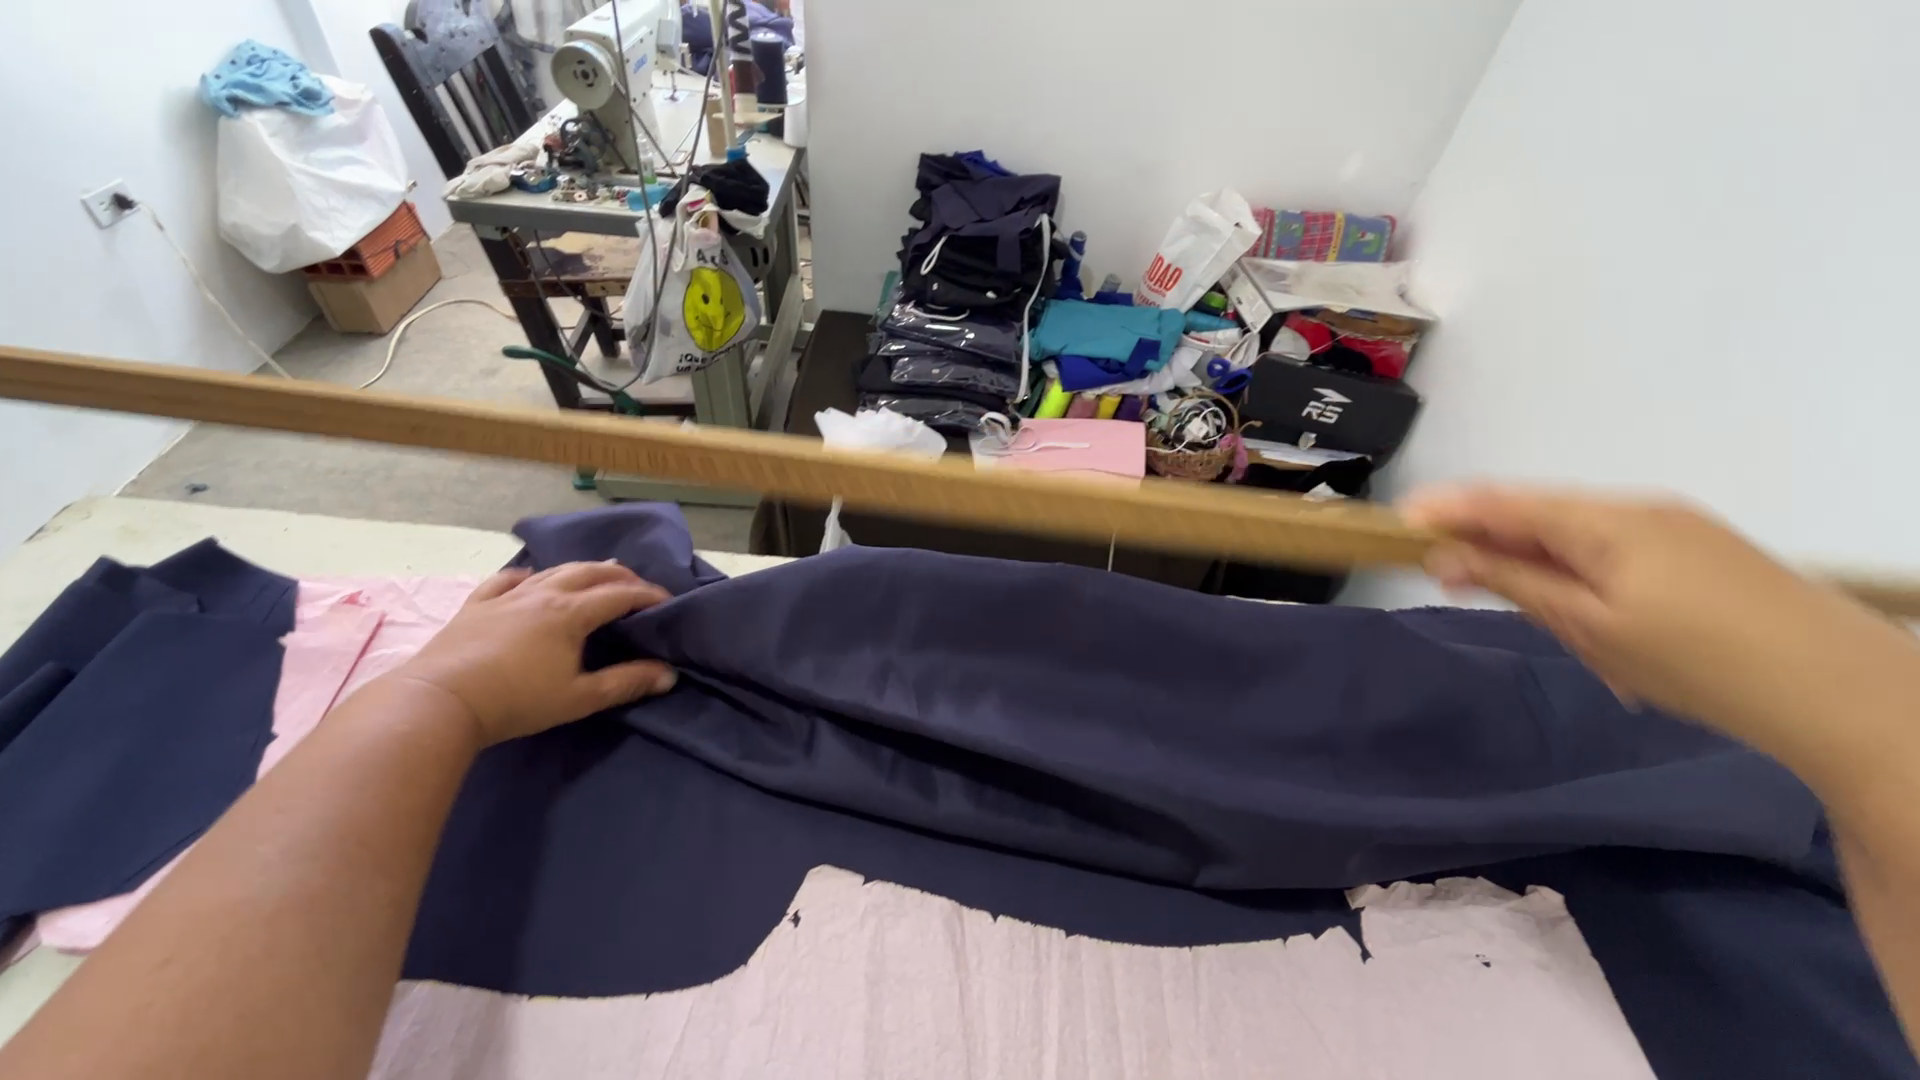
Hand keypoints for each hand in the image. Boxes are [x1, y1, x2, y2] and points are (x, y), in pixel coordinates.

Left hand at [385, 561, 677, 745]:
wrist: (440, 701)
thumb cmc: (517, 701)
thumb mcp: (580, 698)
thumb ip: (626, 683)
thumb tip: (669, 674)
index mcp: (571, 613)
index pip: (620, 595)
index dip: (648, 595)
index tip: (667, 602)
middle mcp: (543, 594)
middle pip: (589, 573)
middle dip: (619, 576)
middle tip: (637, 585)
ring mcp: (506, 597)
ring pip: (552, 571)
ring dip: (581, 570)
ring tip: (597, 573)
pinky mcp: (476, 605)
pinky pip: (506, 579)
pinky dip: (528, 575)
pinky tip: (532, 578)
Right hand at [1402, 487, 1919, 774]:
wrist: (1847, 695)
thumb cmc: (1696, 659)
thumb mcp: (1587, 624)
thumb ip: (1511, 580)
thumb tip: (1444, 555)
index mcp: (1606, 520)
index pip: (1505, 501)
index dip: (1447, 508)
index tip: (1395, 522)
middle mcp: (1640, 510)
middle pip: (1540, 514)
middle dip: (1491, 542)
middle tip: (1449, 578)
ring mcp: (1678, 530)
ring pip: (1578, 537)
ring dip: (1538, 565)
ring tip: (1534, 615)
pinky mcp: (1703, 556)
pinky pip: (1616, 554)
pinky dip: (1581, 576)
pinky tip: (1590, 620)